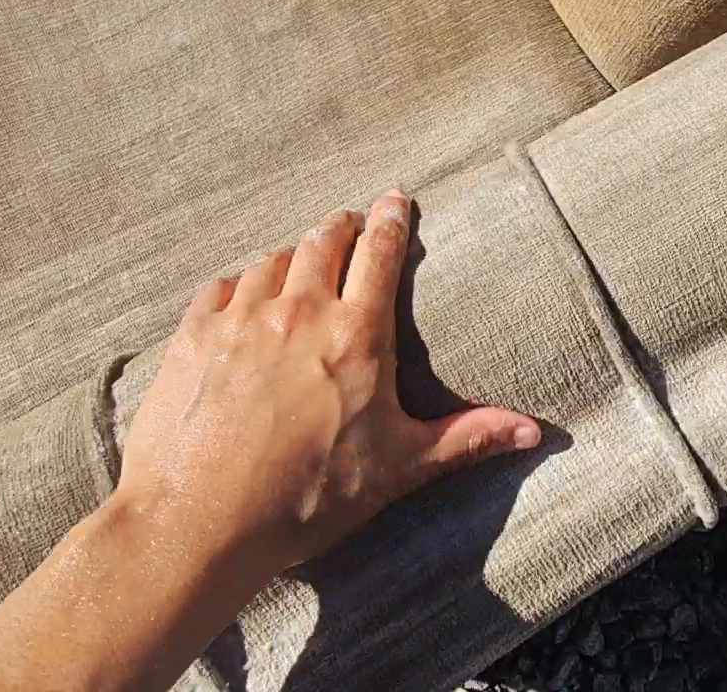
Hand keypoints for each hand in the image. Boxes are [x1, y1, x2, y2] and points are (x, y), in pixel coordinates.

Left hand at [112, 190, 542, 582]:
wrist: (194, 527)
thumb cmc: (305, 498)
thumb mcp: (398, 468)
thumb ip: (466, 438)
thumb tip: (533, 432)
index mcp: (355, 335)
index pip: (380, 253)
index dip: (392, 219)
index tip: (397, 198)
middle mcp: (299, 312)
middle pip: (326, 241)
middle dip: (344, 226)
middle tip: (352, 224)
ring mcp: (241, 320)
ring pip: (274, 258)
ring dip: (294, 254)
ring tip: (302, 262)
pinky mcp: (193, 336)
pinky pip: (222, 285)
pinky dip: (240, 283)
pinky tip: (244, 294)